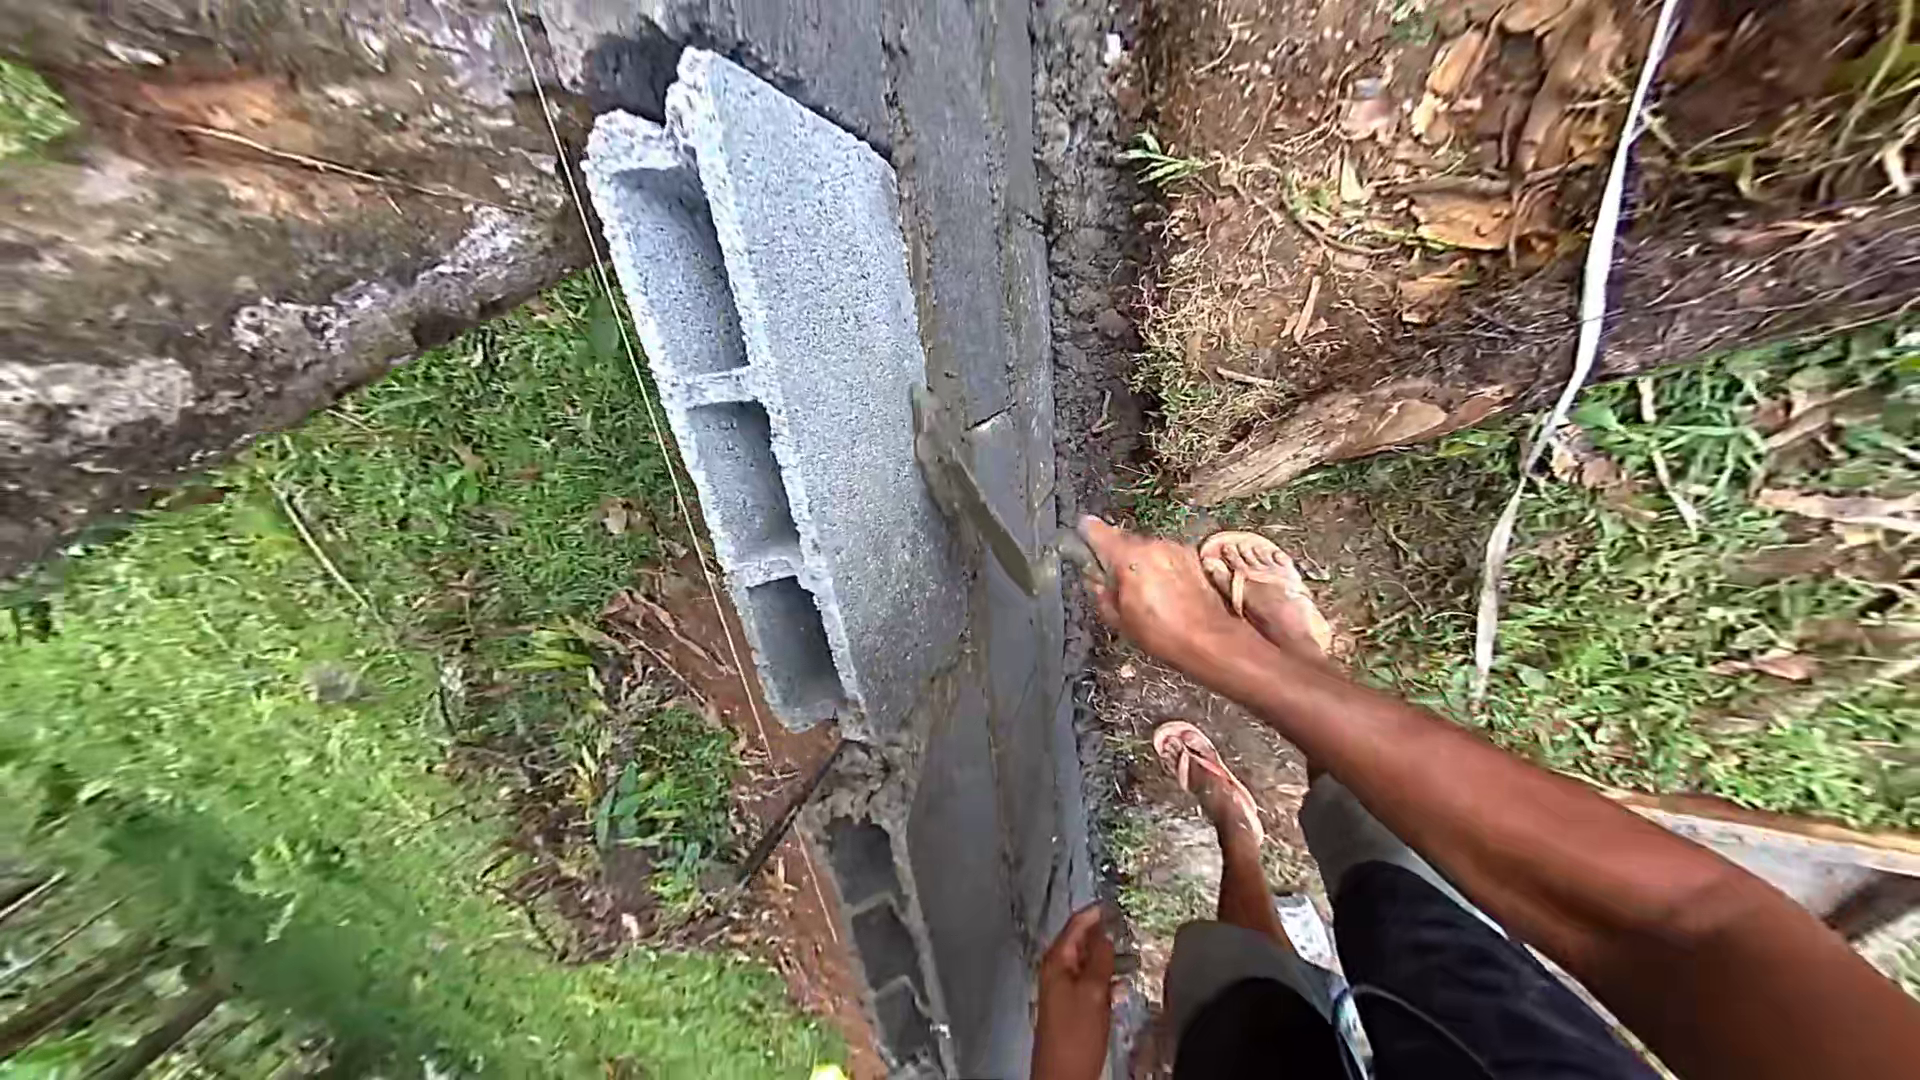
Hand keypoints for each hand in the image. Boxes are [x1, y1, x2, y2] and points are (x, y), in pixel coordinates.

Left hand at [1032, 905, 1114, 1079]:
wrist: (1063, 1078)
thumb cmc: (1076, 1033)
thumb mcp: (1092, 992)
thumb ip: (1099, 960)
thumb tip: (1105, 934)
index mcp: (1056, 960)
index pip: (1075, 925)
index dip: (1093, 913)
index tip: (1112, 904)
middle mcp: (1057, 969)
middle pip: (1080, 942)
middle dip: (1102, 935)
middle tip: (1125, 926)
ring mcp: (1063, 989)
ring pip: (1087, 964)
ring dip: (1106, 958)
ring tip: (1131, 953)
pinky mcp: (1072, 1007)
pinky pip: (1089, 983)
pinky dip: (1105, 980)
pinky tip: (1121, 985)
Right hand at [1077, 517, 1248, 670]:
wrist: (1210, 640)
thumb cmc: (1161, 634)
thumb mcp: (1118, 618)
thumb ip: (1101, 591)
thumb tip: (1095, 579)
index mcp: (1127, 559)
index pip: (1098, 532)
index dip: (1087, 531)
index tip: (1081, 531)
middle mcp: (1151, 546)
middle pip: (1124, 541)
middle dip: (1117, 556)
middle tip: (1116, 581)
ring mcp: (1174, 549)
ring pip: (1147, 549)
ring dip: (1141, 562)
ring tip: (1145, 591)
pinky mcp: (1192, 556)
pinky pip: (1166, 555)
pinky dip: (1161, 566)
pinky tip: (1165, 590)